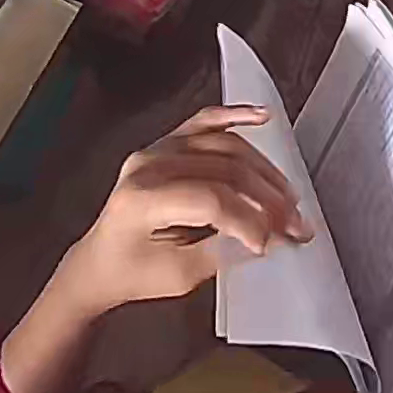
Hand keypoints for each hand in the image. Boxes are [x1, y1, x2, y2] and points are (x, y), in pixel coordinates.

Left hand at [55, 104, 313, 316]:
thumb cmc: (131, 275)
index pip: (211, 201)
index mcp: (141, 200)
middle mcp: (148, 164)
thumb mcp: (177, 277)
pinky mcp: (167, 141)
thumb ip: (223, 252)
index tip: (273, 242)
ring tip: (288, 194)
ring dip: (263, 168)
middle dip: (267, 197)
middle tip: (295, 221)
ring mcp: (158, 147)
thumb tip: (269, 237)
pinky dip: (236, 115)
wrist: (97, 262)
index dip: (248, 220)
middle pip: (224, 170)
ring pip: (224, 146)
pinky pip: (206, 120)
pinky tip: (263, 116)